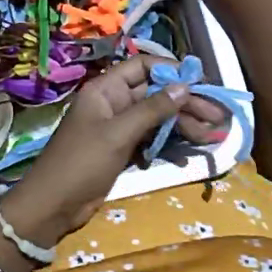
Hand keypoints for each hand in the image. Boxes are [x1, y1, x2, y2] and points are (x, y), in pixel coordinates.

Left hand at [4, 56, 230, 240]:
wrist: (53, 205)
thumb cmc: (81, 163)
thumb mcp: (119, 133)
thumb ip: (152, 109)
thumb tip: (185, 85)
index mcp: (105, 89)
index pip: (142, 66)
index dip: (171, 70)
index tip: (200, 82)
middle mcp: (113, 102)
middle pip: (155, 93)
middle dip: (186, 102)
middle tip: (218, 115)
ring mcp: (118, 126)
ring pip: (157, 117)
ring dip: (184, 124)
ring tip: (214, 134)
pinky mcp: (123, 148)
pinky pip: (152, 137)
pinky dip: (171, 141)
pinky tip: (193, 149)